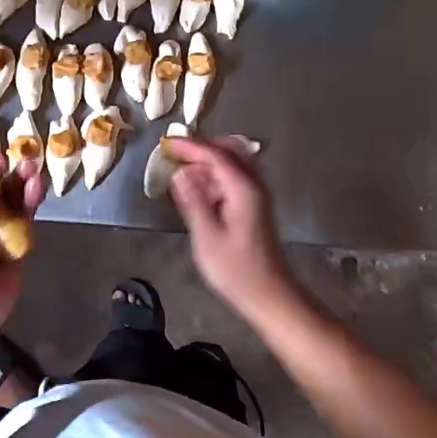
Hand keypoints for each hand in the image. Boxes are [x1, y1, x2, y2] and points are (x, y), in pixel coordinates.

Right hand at [167, 137, 294, 314]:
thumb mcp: (208, 237)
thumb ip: (193, 202)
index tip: (167, 143)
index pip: (216, 155)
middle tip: (176, 153)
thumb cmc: (237, 270)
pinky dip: (215, 177)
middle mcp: (254, 186)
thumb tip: (180, 175)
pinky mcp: (254, 208)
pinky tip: (198, 192)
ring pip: (233, 164)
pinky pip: (234, 180)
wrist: (269, 294)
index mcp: (244, 189)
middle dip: (203, 148)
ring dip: (208, 163)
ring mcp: (256, 196)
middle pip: (231, 150)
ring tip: (182, 174)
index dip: (190, 146)